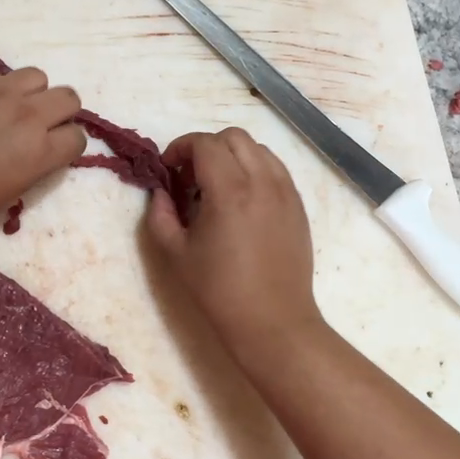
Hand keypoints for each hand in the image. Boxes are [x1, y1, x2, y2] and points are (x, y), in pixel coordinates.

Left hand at [0, 68, 86, 237]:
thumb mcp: (12, 192)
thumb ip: (36, 164)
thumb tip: (42, 147)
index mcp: (40, 151)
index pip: (77, 136)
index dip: (67, 144)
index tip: (53, 149)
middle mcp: (27, 115)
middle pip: (68, 97)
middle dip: (60, 112)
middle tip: (40, 125)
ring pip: (37, 76)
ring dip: (32, 93)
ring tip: (12, 108)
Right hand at [145, 128, 323, 351]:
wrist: (272, 320)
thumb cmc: (218, 289)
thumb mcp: (175, 253)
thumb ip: (161, 214)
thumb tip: (162, 192)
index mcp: (229, 191)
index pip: (204, 143)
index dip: (180, 147)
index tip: (167, 168)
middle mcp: (262, 182)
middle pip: (233, 137)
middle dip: (206, 147)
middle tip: (190, 176)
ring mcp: (286, 192)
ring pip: (258, 149)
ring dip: (232, 156)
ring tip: (217, 186)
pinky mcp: (298, 206)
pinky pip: (276, 169)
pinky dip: (254, 169)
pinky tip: (241, 199)